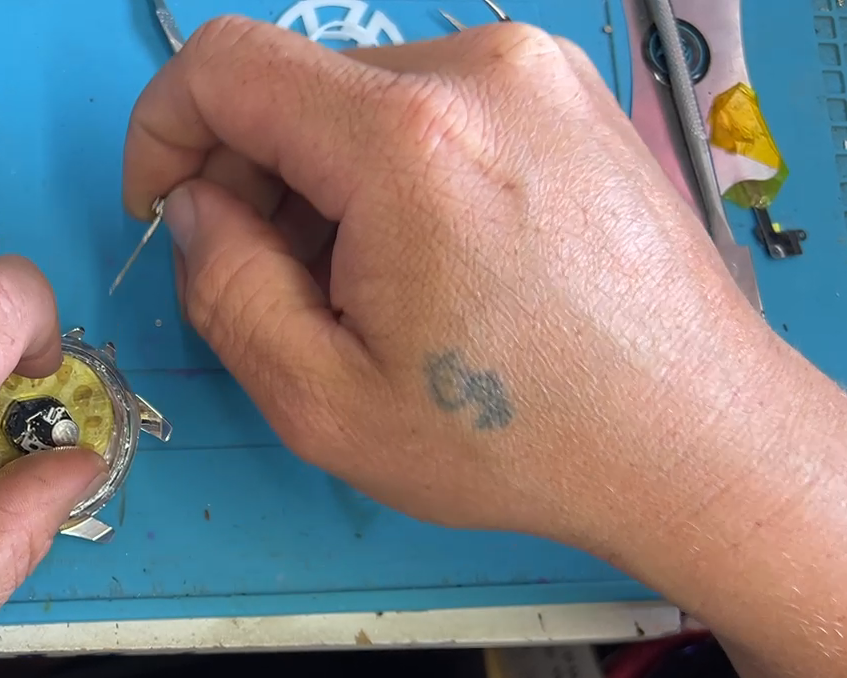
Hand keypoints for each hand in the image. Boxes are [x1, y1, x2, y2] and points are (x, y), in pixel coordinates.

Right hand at [121, 18, 846, 567]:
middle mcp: (476, 69)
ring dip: (301, 193)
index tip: (161, 217)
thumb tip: (194, 209)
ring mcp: (531, 74)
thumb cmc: (492, 437)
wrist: (687, 441)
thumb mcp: (315, 396)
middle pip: (285, 88)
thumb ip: (225, 289)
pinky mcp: (557, 98)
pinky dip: (363, 183)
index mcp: (404, 142)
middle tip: (262, 290)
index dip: (159, 135)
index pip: (224, 67)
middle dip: (237, 184)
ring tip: (342, 294)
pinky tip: (400, 267)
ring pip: (342, 106)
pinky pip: (408, 116)